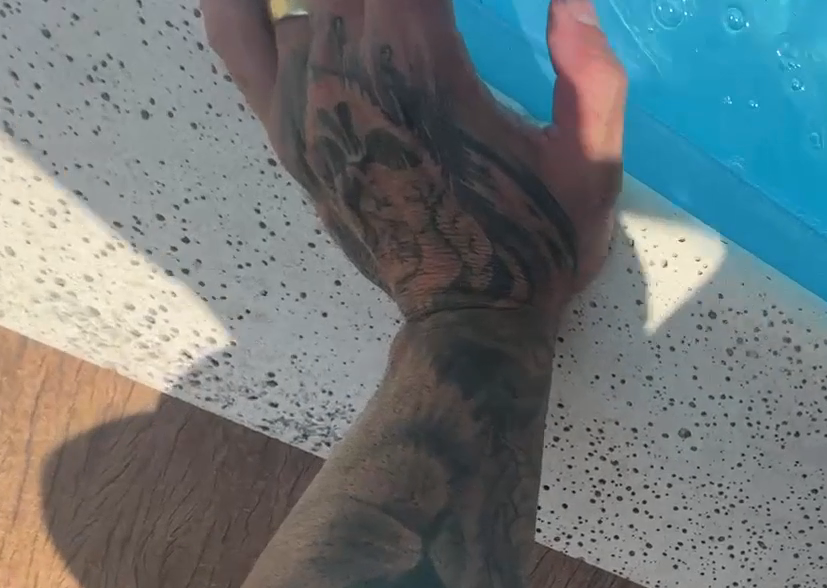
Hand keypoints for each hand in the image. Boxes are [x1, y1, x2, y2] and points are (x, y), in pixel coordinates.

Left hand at [202, 0, 626, 323]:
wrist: (477, 318)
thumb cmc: (541, 246)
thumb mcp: (592, 170)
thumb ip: (591, 80)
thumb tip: (573, 0)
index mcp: (421, 65)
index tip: (479, 14)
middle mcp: (345, 63)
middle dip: (414, 3)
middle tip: (448, 36)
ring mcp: (303, 95)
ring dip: (371, 11)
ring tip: (416, 51)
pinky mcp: (283, 127)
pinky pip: (234, 29)